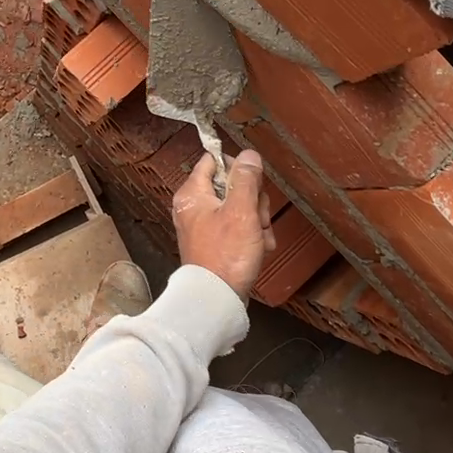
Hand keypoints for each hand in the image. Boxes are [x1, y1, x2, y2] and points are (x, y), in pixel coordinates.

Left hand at [172, 151, 275, 296]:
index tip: (252, 181)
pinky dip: (251, 236)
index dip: (237, 166)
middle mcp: (194, 206)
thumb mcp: (241, 211)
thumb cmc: (225, 255)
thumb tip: (248, 155)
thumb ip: (245, 180)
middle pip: (231, 185)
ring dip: (256, 221)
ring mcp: (204, 225)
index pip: (213, 160)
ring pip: (240, 207)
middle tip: (255, 218)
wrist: (217, 298)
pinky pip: (238, 227)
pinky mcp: (215, 242)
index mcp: (193, 193)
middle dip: (253, 201)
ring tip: (258, 238)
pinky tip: (259, 248)